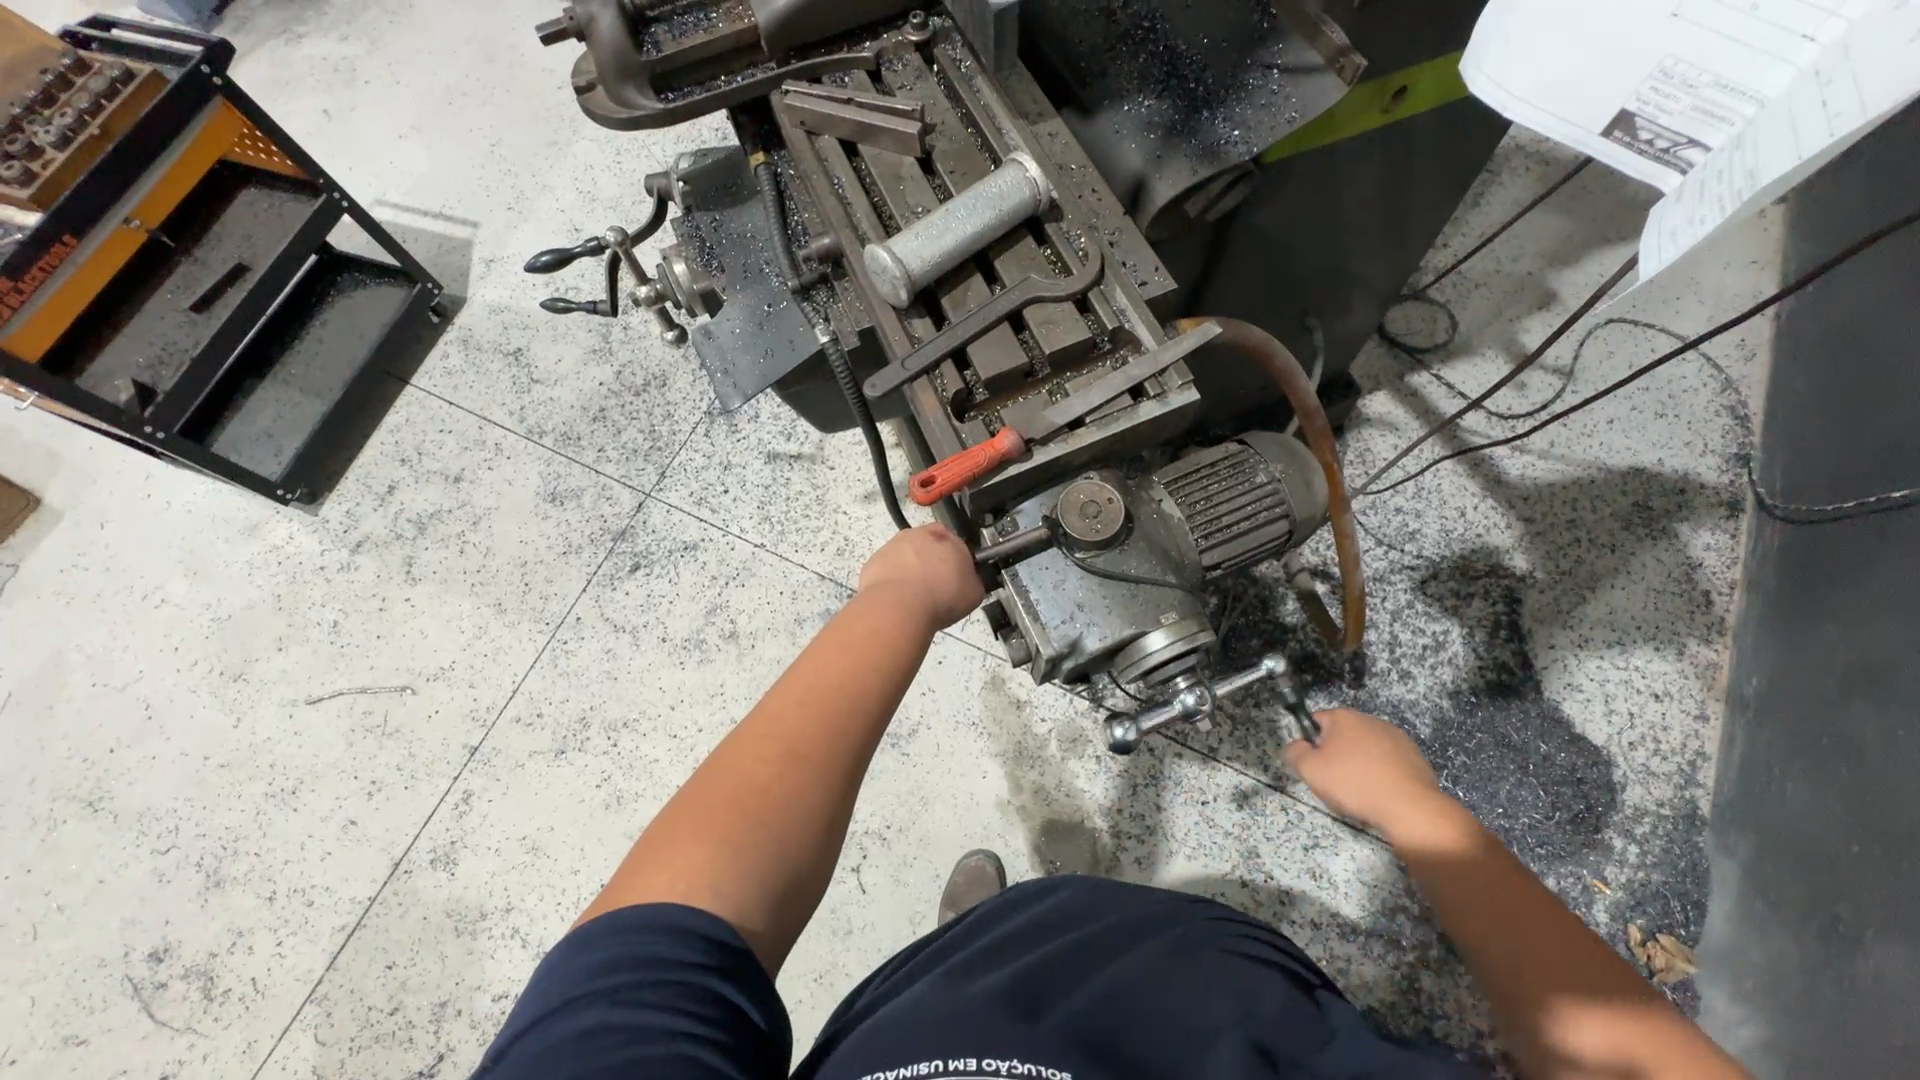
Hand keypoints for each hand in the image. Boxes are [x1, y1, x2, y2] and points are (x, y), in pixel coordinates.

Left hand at [857, 524, 984, 632]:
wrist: (899, 607)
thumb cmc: (941, 597)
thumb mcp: (974, 593)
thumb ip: (974, 581)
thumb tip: (970, 583)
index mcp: (948, 536)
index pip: (956, 543)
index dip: (956, 562)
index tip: (955, 580)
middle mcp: (919, 534)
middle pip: (928, 546)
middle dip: (931, 563)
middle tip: (935, 588)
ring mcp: (893, 546)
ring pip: (905, 556)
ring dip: (909, 571)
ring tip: (914, 598)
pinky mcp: (873, 561)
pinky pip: (886, 570)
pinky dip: (891, 582)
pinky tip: (897, 600)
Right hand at [1285, 708, 1450, 837]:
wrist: (1409, 807)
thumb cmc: (1354, 783)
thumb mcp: (1310, 770)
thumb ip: (1294, 752)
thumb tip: (1295, 746)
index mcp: (1343, 717)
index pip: (1315, 721)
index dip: (1309, 743)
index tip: (1314, 766)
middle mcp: (1370, 719)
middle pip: (1341, 736)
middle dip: (1335, 755)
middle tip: (1334, 782)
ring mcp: (1396, 737)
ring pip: (1365, 750)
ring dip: (1359, 764)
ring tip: (1360, 792)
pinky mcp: (1414, 756)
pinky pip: (1387, 762)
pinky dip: (1381, 774)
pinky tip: (1381, 793)